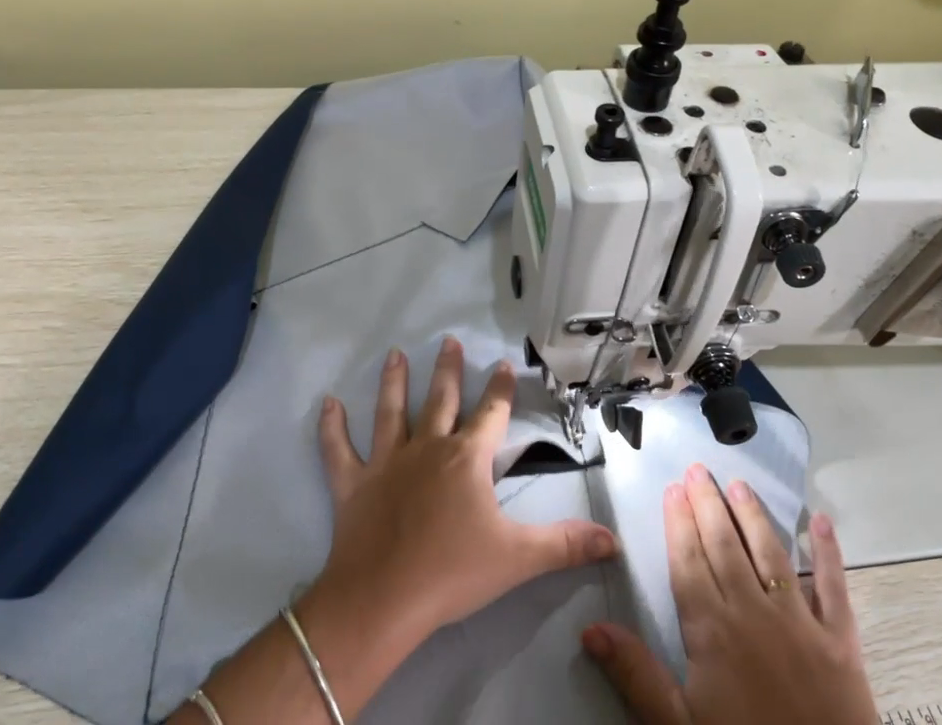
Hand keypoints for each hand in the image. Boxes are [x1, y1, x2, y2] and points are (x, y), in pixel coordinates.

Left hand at [309, 337, 619, 642]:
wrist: (382, 599)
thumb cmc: (452, 572)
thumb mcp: (519, 558)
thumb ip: (567, 544)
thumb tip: (614, 540)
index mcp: (466, 460)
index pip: (491, 415)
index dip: (501, 390)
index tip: (505, 364)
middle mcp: (426, 450)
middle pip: (441, 401)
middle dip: (449, 371)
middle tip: (450, 341)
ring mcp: (385, 463)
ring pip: (391, 413)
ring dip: (394, 383)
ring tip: (395, 354)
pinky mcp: (352, 484)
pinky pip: (338, 450)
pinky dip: (331, 427)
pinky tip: (327, 403)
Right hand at [581, 464, 876, 724]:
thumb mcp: (677, 724)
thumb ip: (636, 674)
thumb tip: (591, 629)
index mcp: (712, 630)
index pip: (689, 562)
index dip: (678, 523)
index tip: (672, 489)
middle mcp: (753, 612)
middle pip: (726, 547)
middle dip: (709, 505)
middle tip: (698, 470)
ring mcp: (800, 621)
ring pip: (772, 553)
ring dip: (753, 516)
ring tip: (739, 484)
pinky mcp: (840, 638)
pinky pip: (833, 585)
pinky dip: (827, 551)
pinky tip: (820, 520)